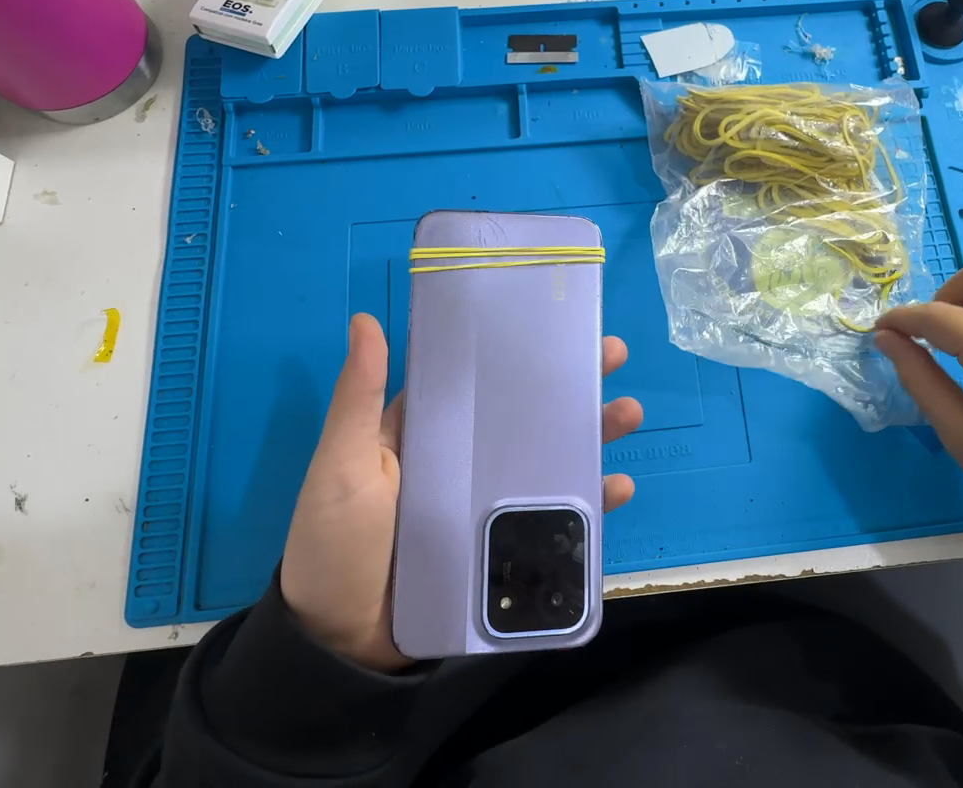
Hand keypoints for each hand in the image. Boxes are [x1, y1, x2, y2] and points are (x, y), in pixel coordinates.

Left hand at [279, 314, 642, 671]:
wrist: (340, 642)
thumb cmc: (334, 541)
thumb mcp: (344, 463)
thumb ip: (358, 398)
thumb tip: (365, 319)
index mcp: (429, 432)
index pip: (482, 380)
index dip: (519, 351)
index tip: (559, 323)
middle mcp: (467, 460)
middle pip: (529, 415)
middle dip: (572, 385)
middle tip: (613, 357)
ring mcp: (491, 504)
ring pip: (552, 460)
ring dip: (593, 435)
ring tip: (628, 414)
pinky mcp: (507, 545)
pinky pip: (557, 520)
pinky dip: (590, 504)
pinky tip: (618, 488)